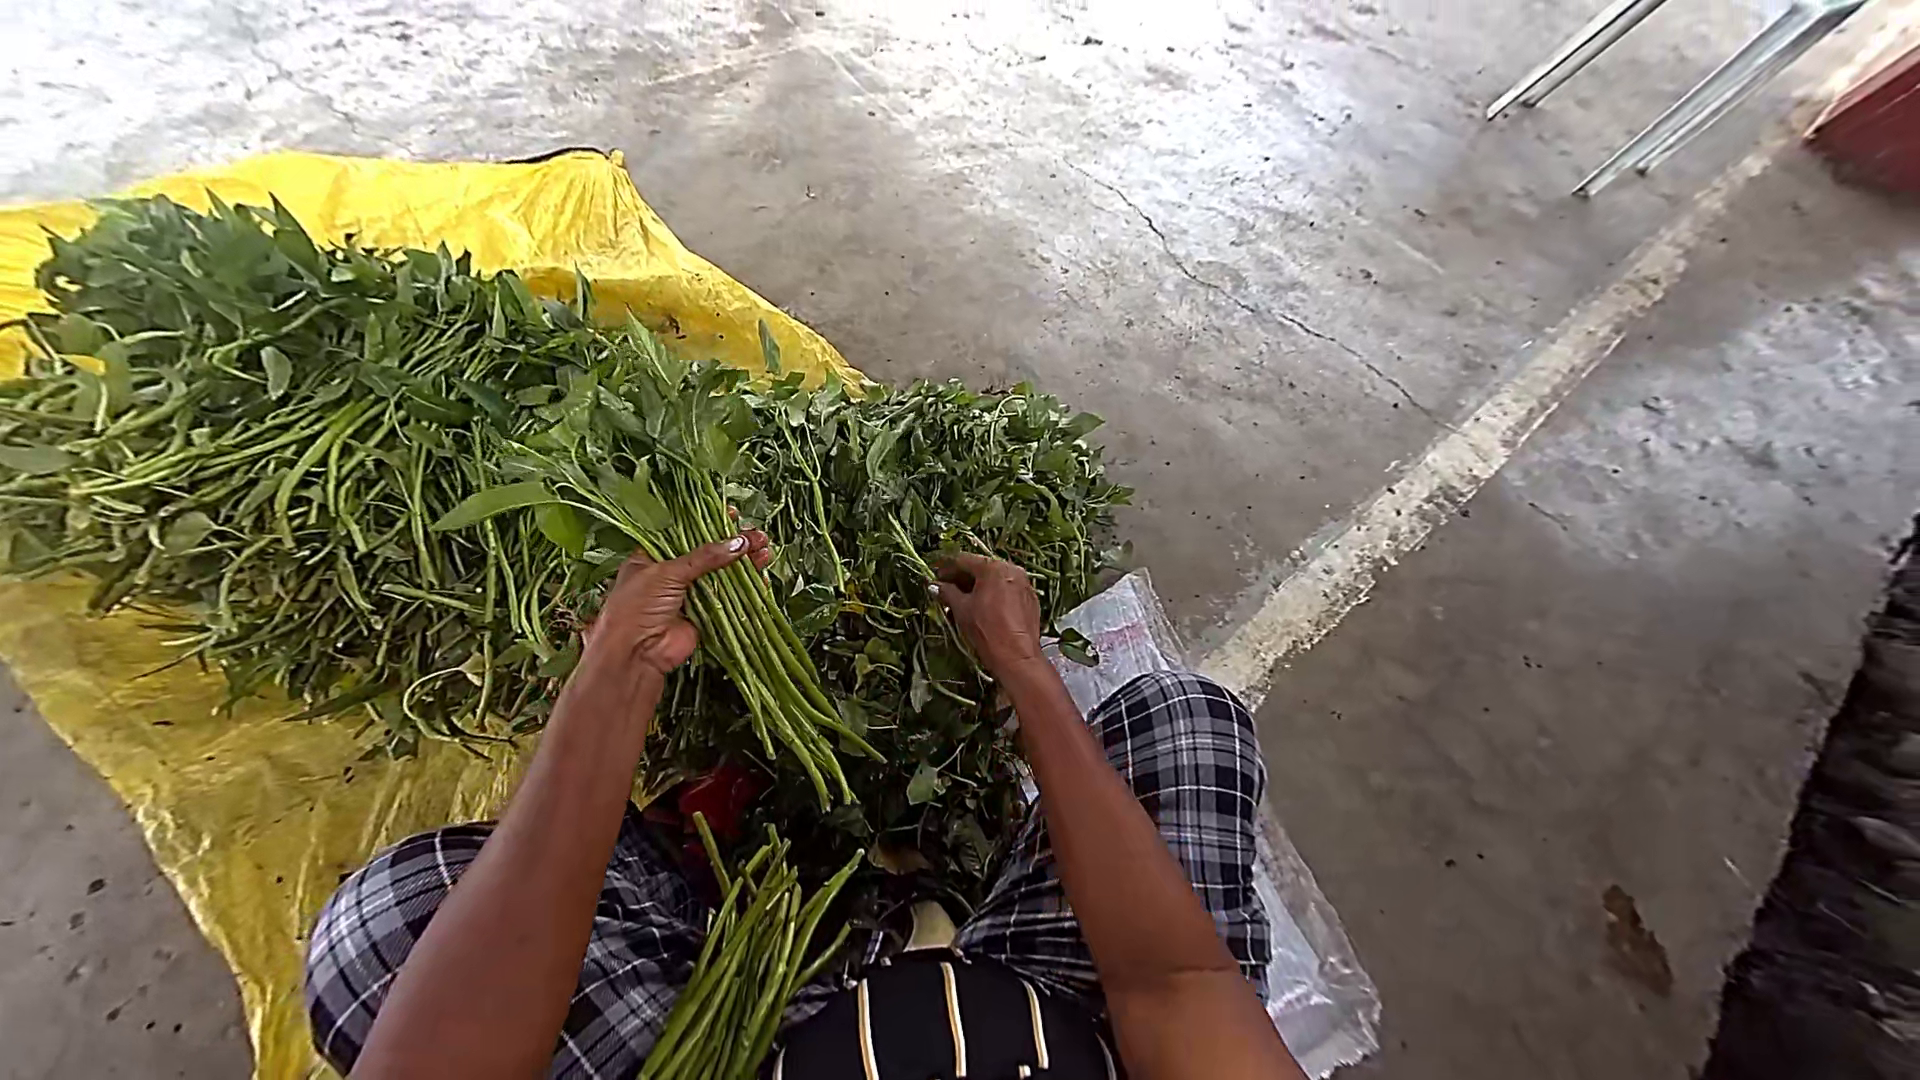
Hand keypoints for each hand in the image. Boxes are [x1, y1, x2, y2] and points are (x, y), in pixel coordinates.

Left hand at [583, 527, 771, 678]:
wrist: (636, 655)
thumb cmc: (636, 607)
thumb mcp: (667, 572)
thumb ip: (704, 557)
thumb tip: (738, 542)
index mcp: (653, 558)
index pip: (684, 533)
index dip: (708, 522)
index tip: (730, 514)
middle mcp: (672, 574)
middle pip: (709, 553)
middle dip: (733, 543)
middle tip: (756, 535)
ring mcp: (690, 594)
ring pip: (722, 573)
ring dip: (744, 562)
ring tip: (764, 550)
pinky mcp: (705, 613)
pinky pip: (730, 597)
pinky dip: (747, 587)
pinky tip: (761, 576)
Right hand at [934, 552, 1045, 680]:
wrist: (1017, 656)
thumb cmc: (987, 630)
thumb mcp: (962, 609)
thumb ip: (947, 592)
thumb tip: (935, 586)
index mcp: (994, 568)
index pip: (964, 560)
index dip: (946, 567)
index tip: (935, 574)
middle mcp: (1012, 570)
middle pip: (981, 568)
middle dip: (962, 577)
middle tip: (945, 586)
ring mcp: (1023, 584)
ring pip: (994, 579)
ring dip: (976, 586)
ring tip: (960, 599)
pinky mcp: (1030, 599)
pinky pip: (1006, 590)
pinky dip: (992, 594)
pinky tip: (981, 606)